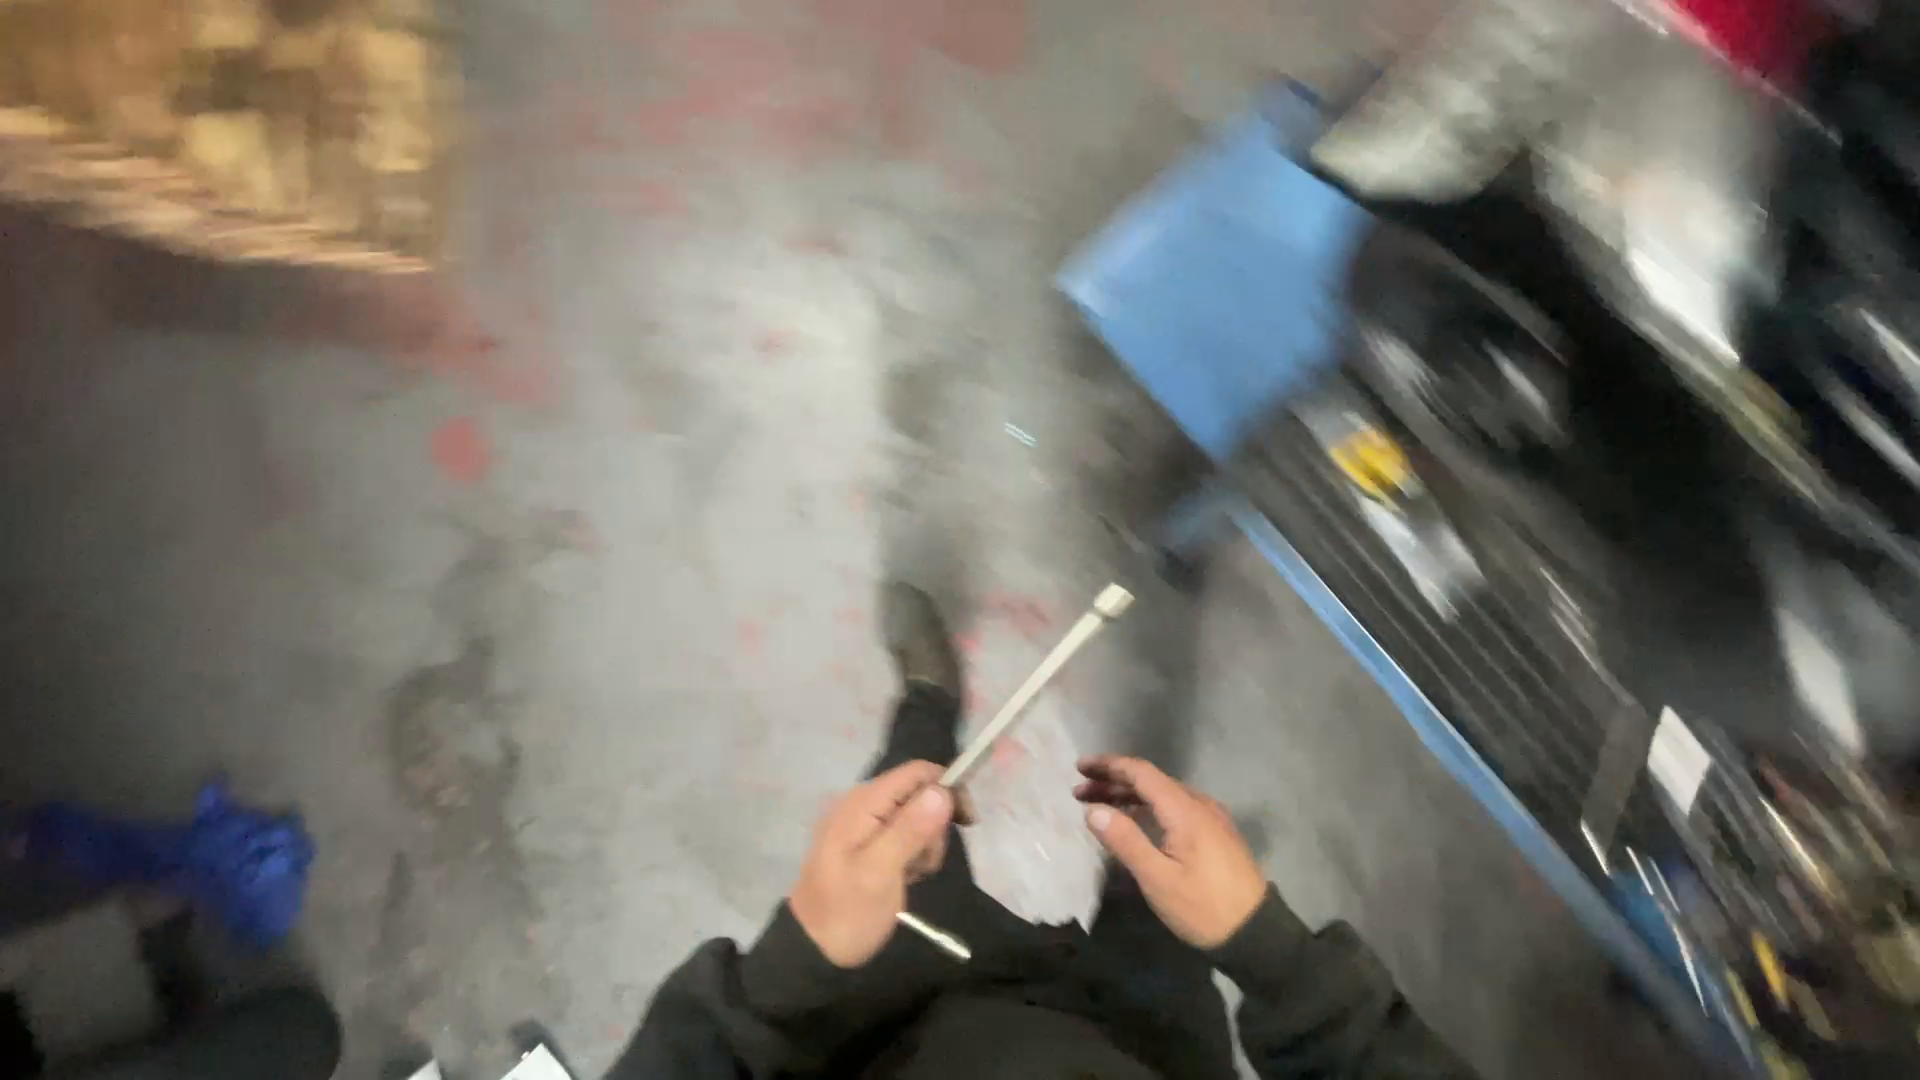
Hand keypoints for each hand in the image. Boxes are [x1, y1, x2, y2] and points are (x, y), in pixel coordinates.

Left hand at [789, 761, 953, 967]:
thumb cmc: (847, 912)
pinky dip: (911, 852)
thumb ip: (910, 829)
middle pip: (917, 792)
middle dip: (933, 824)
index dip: (947, 788)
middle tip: (925, 863)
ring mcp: (862, 822)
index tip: (967, 822)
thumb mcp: (881, 873)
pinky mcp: (864, 841)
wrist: (812, 952)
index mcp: (863, 802)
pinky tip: (904, 876)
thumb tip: (942, 790)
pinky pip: (901, 833)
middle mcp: (862, 803)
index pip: (916, 772)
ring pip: (914, 814)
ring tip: (911, 875)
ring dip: (924, 843)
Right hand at [1075, 755, 1267, 948]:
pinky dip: (1148, 807)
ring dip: (1129, 795)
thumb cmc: (1204, 907)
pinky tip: (1135, 821)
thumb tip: (1092, 810)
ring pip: (1163, 793)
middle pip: (1150, 780)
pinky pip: (1175, 807)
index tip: (1079, 767)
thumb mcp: (1158, 879)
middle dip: (1113, 781)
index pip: (1141, 772)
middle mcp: (1199, 804)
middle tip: (1080, 791)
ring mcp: (1211, 818)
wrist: (1258, 935)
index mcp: (1185, 809)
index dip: (1109, 765)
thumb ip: (1125, 840)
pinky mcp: (1216, 833)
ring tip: (1100, 806)